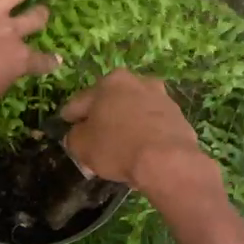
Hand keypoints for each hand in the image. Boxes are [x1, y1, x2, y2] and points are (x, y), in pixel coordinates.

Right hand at [60, 69, 221, 201]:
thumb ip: (74, 136)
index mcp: (111, 82)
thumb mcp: (81, 145)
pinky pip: (151, 125)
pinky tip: (139, 150)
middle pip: (110, 102)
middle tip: (92, 137)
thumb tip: (78, 135)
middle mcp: (137, 82)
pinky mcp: (178, 117)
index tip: (65, 124)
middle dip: (101, 118)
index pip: (81, 101)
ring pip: (133, 112)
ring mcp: (161, 98)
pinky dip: (143, 134)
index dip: (70, 115)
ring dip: (124, 124)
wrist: (167, 161)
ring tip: (118, 146)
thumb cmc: (118, 147)